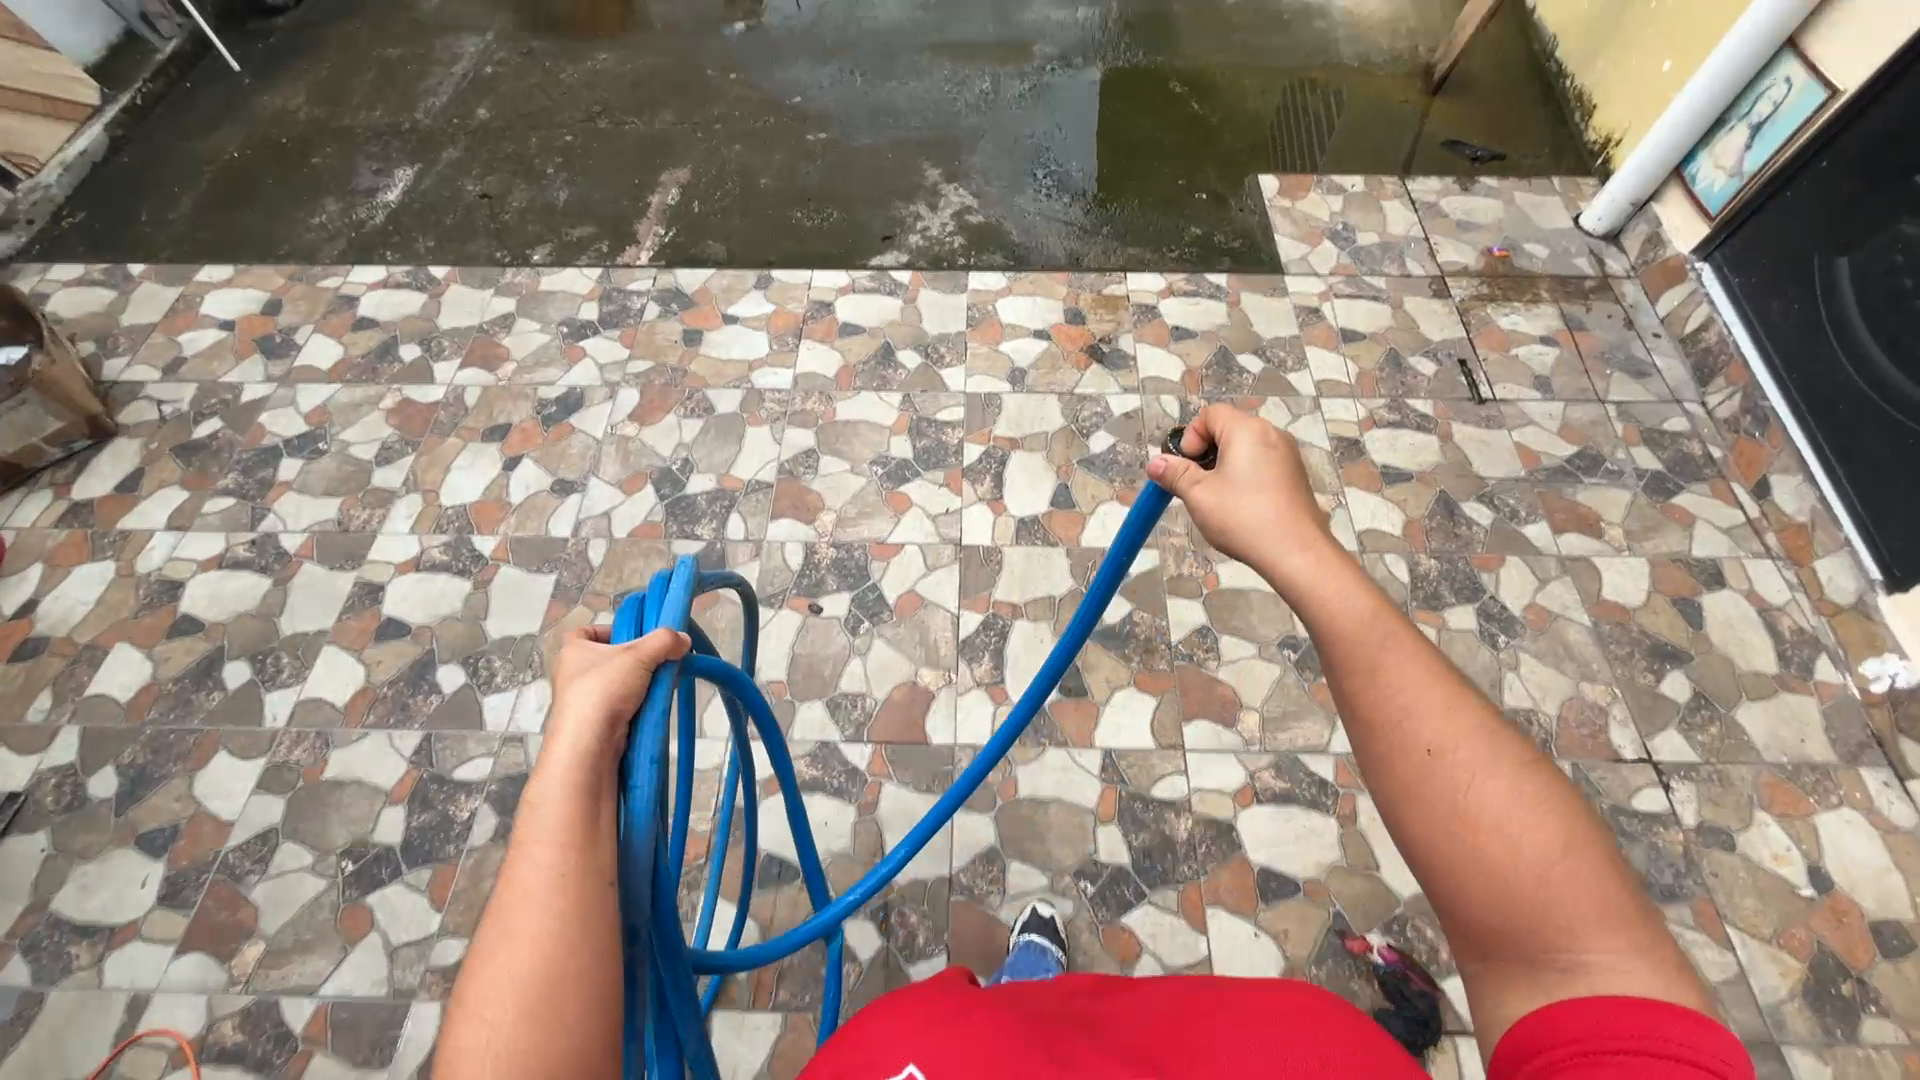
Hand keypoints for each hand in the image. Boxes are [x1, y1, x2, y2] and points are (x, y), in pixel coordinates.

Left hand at [544, 625, 691, 760]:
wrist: (589, 744)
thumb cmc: (604, 689)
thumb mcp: (639, 654)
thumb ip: (664, 641)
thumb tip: (684, 638)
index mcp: (573, 650)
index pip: (588, 630)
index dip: (612, 629)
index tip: (636, 636)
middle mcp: (574, 673)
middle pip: (612, 657)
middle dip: (638, 658)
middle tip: (662, 659)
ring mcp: (583, 699)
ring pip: (620, 682)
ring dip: (643, 681)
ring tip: (665, 681)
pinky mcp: (596, 721)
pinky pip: (622, 703)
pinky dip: (640, 701)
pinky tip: (657, 701)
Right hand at [1146, 403, 1341, 583]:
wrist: (1295, 551)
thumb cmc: (1242, 517)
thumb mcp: (1198, 495)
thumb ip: (1175, 474)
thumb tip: (1155, 463)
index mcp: (1247, 430)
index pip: (1211, 413)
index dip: (1191, 436)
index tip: (1185, 466)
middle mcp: (1272, 434)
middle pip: (1228, 429)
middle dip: (1206, 453)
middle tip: (1196, 485)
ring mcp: (1288, 455)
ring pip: (1245, 449)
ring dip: (1224, 467)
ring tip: (1216, 499)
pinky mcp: (1295, 476)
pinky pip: (1261, 464)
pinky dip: (1244, 477)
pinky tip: (1240, 507)